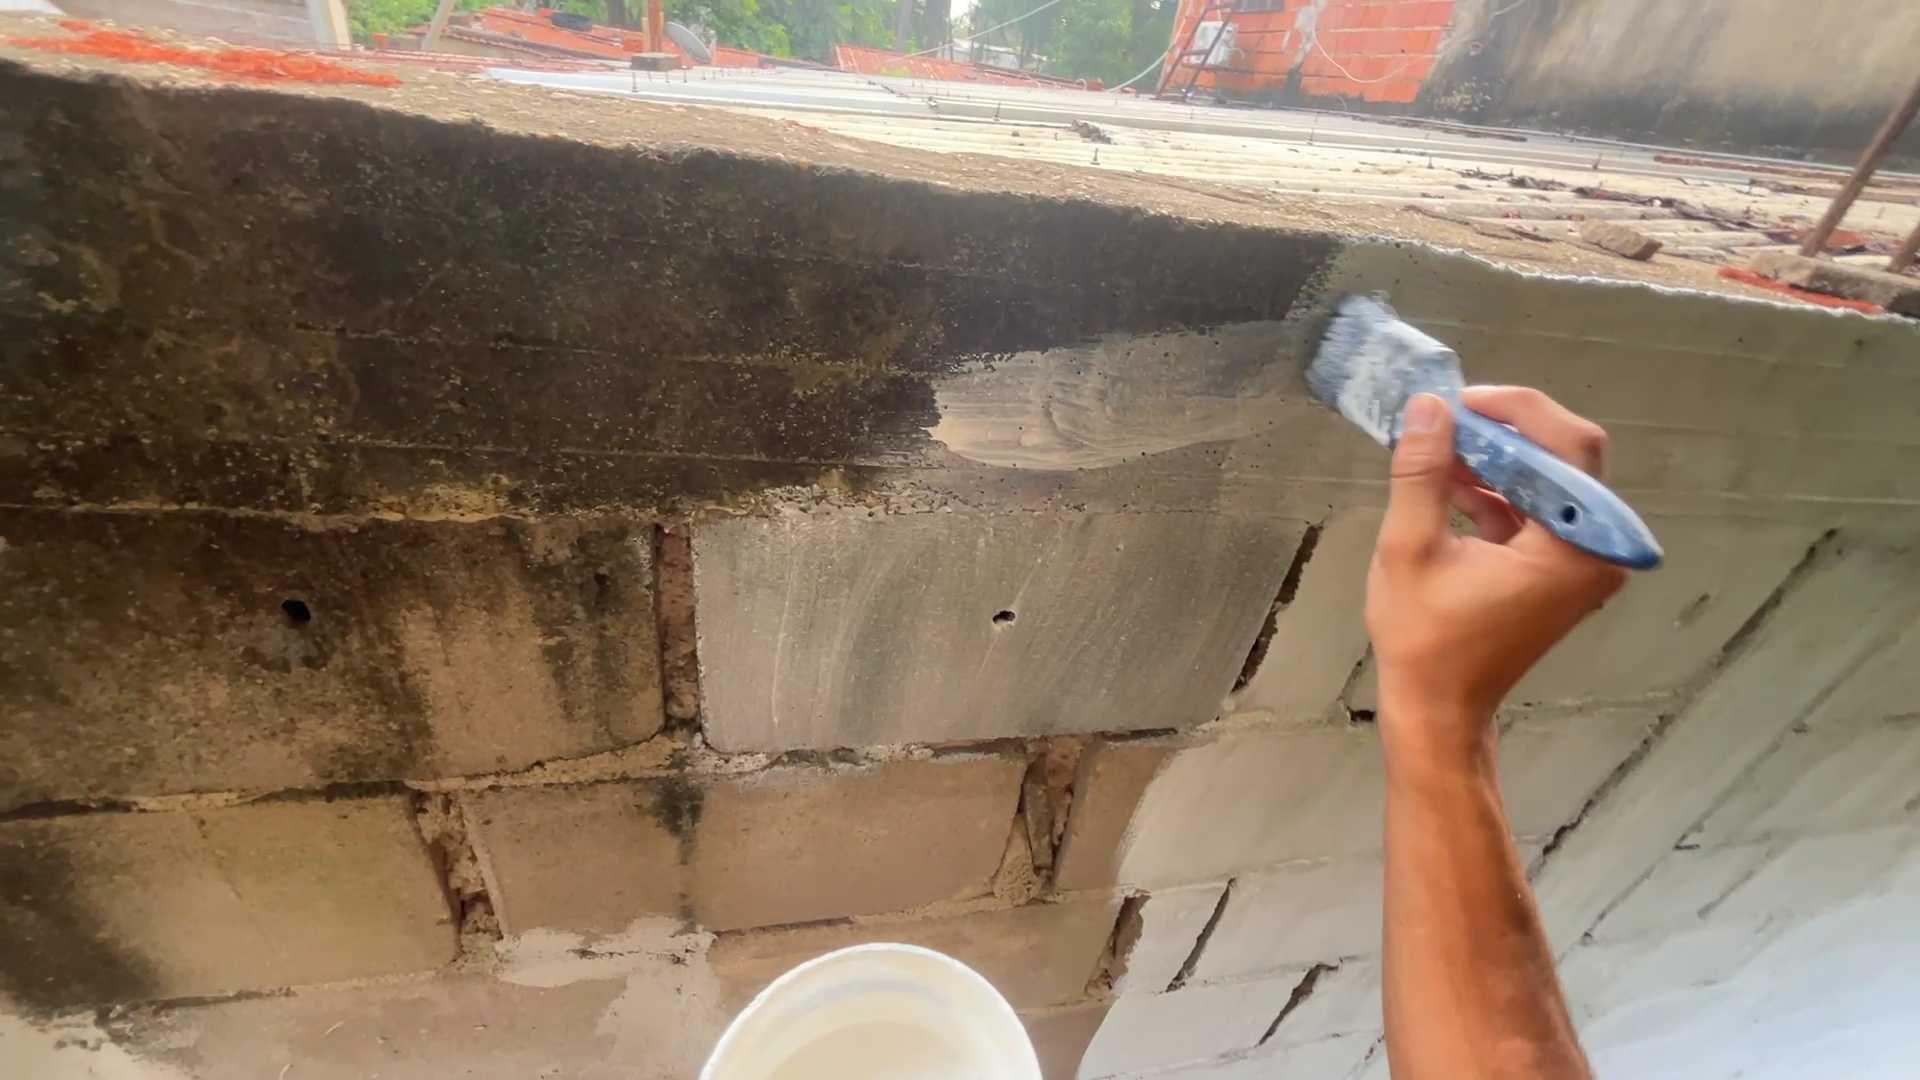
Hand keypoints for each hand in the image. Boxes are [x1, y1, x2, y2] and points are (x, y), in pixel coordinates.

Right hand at [1366, 387, 1627, 759]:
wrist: (1436, 704)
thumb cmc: (1422, 635)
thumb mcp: (1409, 548)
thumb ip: (1420, 475)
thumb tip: (1427, 408)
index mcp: (1574, 548)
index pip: (1569, 448)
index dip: (1517, 411)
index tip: (1457, 402)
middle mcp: (1596, 550)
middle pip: (1566, 461)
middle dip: (1504, 432)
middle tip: (1445, 420)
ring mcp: (1579, 563)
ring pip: (1548, 485)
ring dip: (1494, 461)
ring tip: (1434, 450)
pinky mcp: (1556, 572)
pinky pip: (1534, 513)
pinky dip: (1494, 493)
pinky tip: (1445, 484)